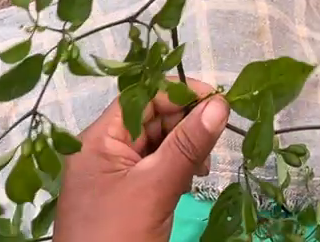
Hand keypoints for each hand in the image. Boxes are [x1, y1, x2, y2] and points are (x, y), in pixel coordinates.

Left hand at [55, 81, 229, 241]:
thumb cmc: (118, 237)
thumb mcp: (155, 188)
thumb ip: (188, 144)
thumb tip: (220, 104)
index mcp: (99, 139)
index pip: (143, 97)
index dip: (180, 93)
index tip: (217, 102)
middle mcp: (103, 150)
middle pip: (151, 117)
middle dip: (185, 123)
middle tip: (214, 141)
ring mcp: (113, 175)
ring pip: (156, 142)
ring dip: (184, 147)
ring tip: (203, 167)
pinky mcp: (124, 196)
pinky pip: (154, 167)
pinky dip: (176, 168)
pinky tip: (191, 179)